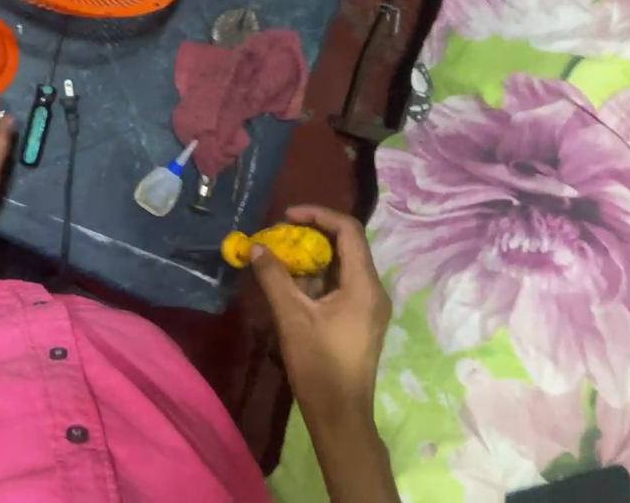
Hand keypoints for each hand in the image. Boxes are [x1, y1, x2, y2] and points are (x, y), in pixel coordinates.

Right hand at [251, 204, 392, 418]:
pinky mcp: (360, 318)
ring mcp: (368, 305)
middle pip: (346, 244)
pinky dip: (315, 275)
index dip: (318, 214)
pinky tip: (289, 282)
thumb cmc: (319, 365)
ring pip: (341, 264)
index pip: (348, 230)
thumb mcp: (291, 317)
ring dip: (310, 255)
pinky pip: (339, 283)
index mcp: (364, 285)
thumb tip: (257, 247)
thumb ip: (274, 277)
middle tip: (279, 235)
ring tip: (279, 256)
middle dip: (310, 234)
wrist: (340, 415)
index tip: (287, 216)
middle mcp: (373, 290)